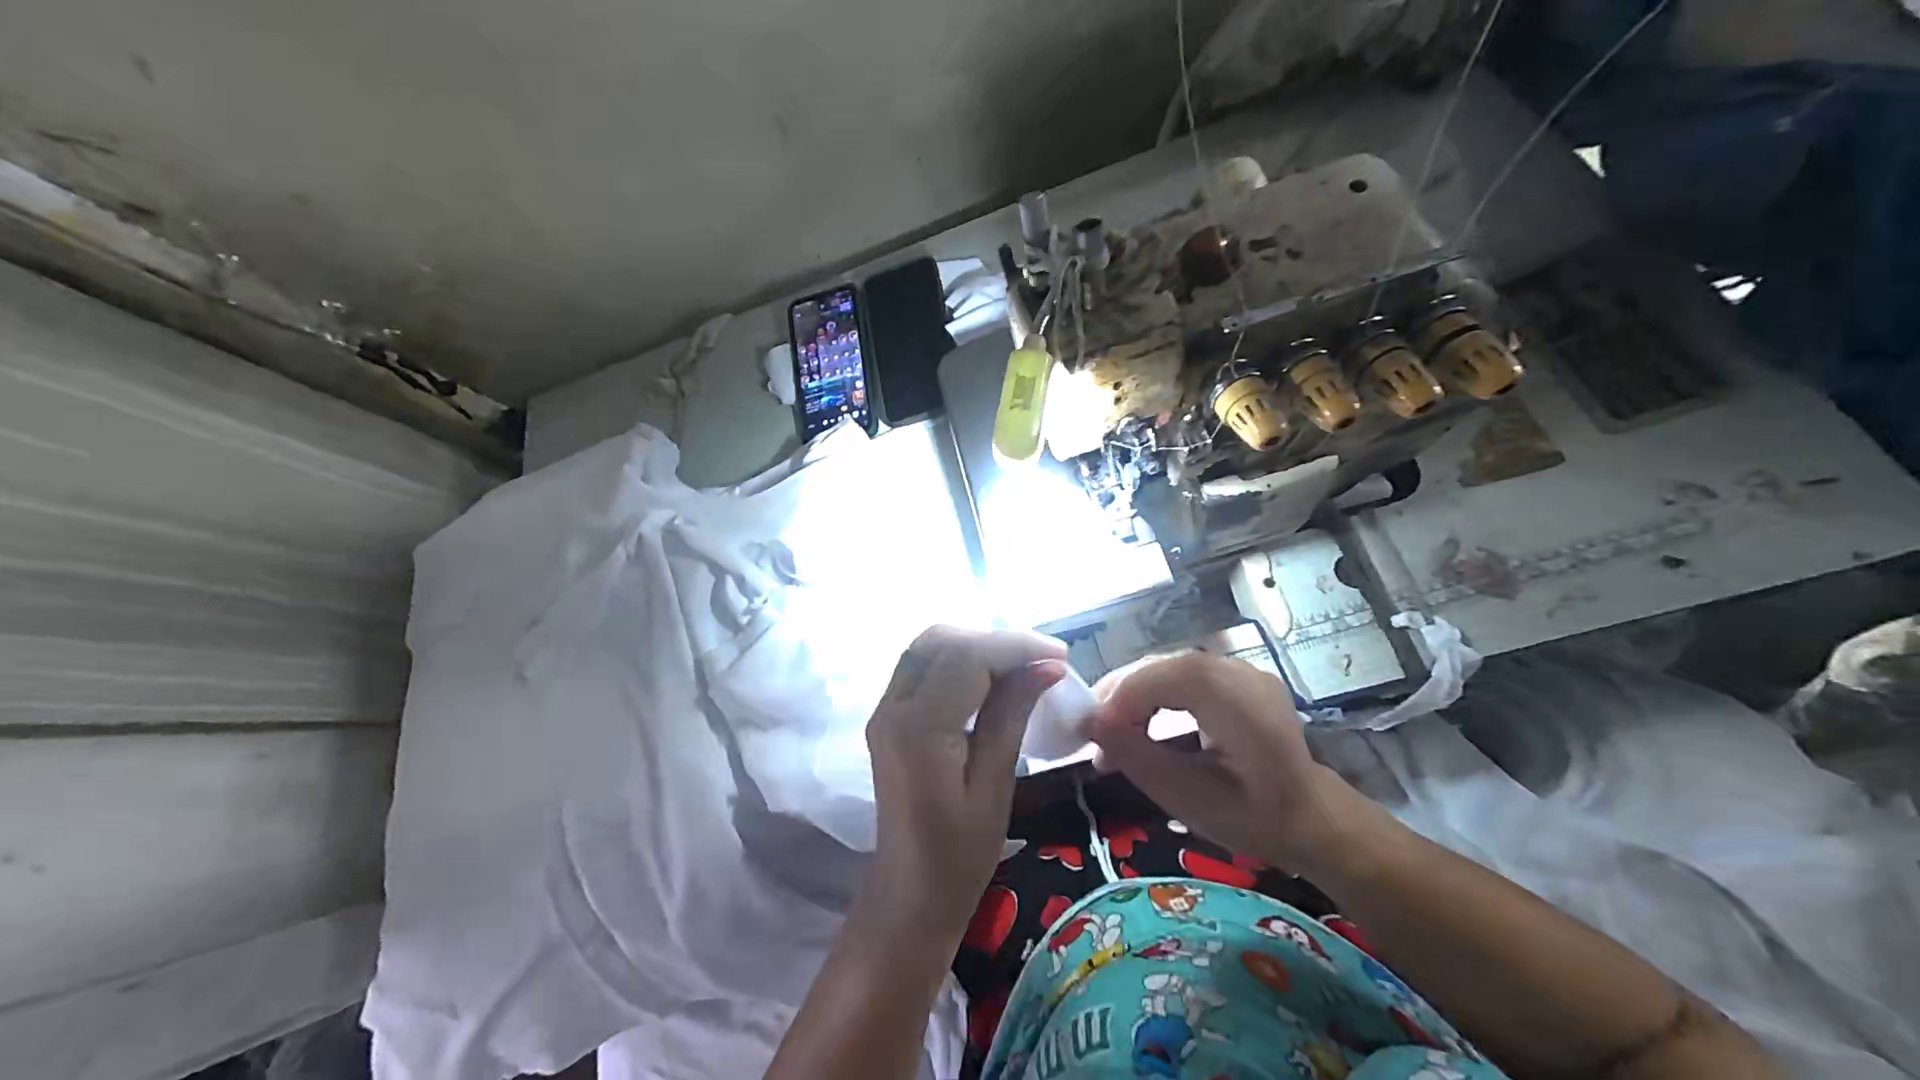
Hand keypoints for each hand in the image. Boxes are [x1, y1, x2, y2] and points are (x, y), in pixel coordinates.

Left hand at [862, 625, 1068, 931]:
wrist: (909, 890)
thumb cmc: (959, 854)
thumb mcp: (995, 786)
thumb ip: (1012, 715)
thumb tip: (1046, 664)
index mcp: (918, 729)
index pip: (966, 657)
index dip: (1015, 646)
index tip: (1060, 657)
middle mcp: (891, 708)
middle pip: (941, 640)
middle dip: (995, 640)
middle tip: (1042, 660)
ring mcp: (884, 709)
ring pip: (929, 646)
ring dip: (976, 645)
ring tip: (1023, 665)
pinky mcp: (888, 716)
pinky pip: (923, 667)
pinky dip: (959, 660)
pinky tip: (992, 677)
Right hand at [1088, 651, 1367, 873]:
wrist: (1313, 820)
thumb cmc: (1254, 816)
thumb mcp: (1187, 796)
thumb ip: (1136, 755)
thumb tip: (1090, 724)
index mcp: (1229, 694)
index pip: (1154, 677)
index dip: (1115, 702)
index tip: (1089, 738)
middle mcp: (1235, 669)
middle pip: (1158, 667)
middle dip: (1119, 697)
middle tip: (1092, 735)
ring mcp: (1239, 671)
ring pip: (1167, 669)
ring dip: (1134, 697)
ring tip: (1112, 735)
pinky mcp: (1237, 680)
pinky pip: (1184, 677)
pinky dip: (1157, 696)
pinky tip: (1143, 725)